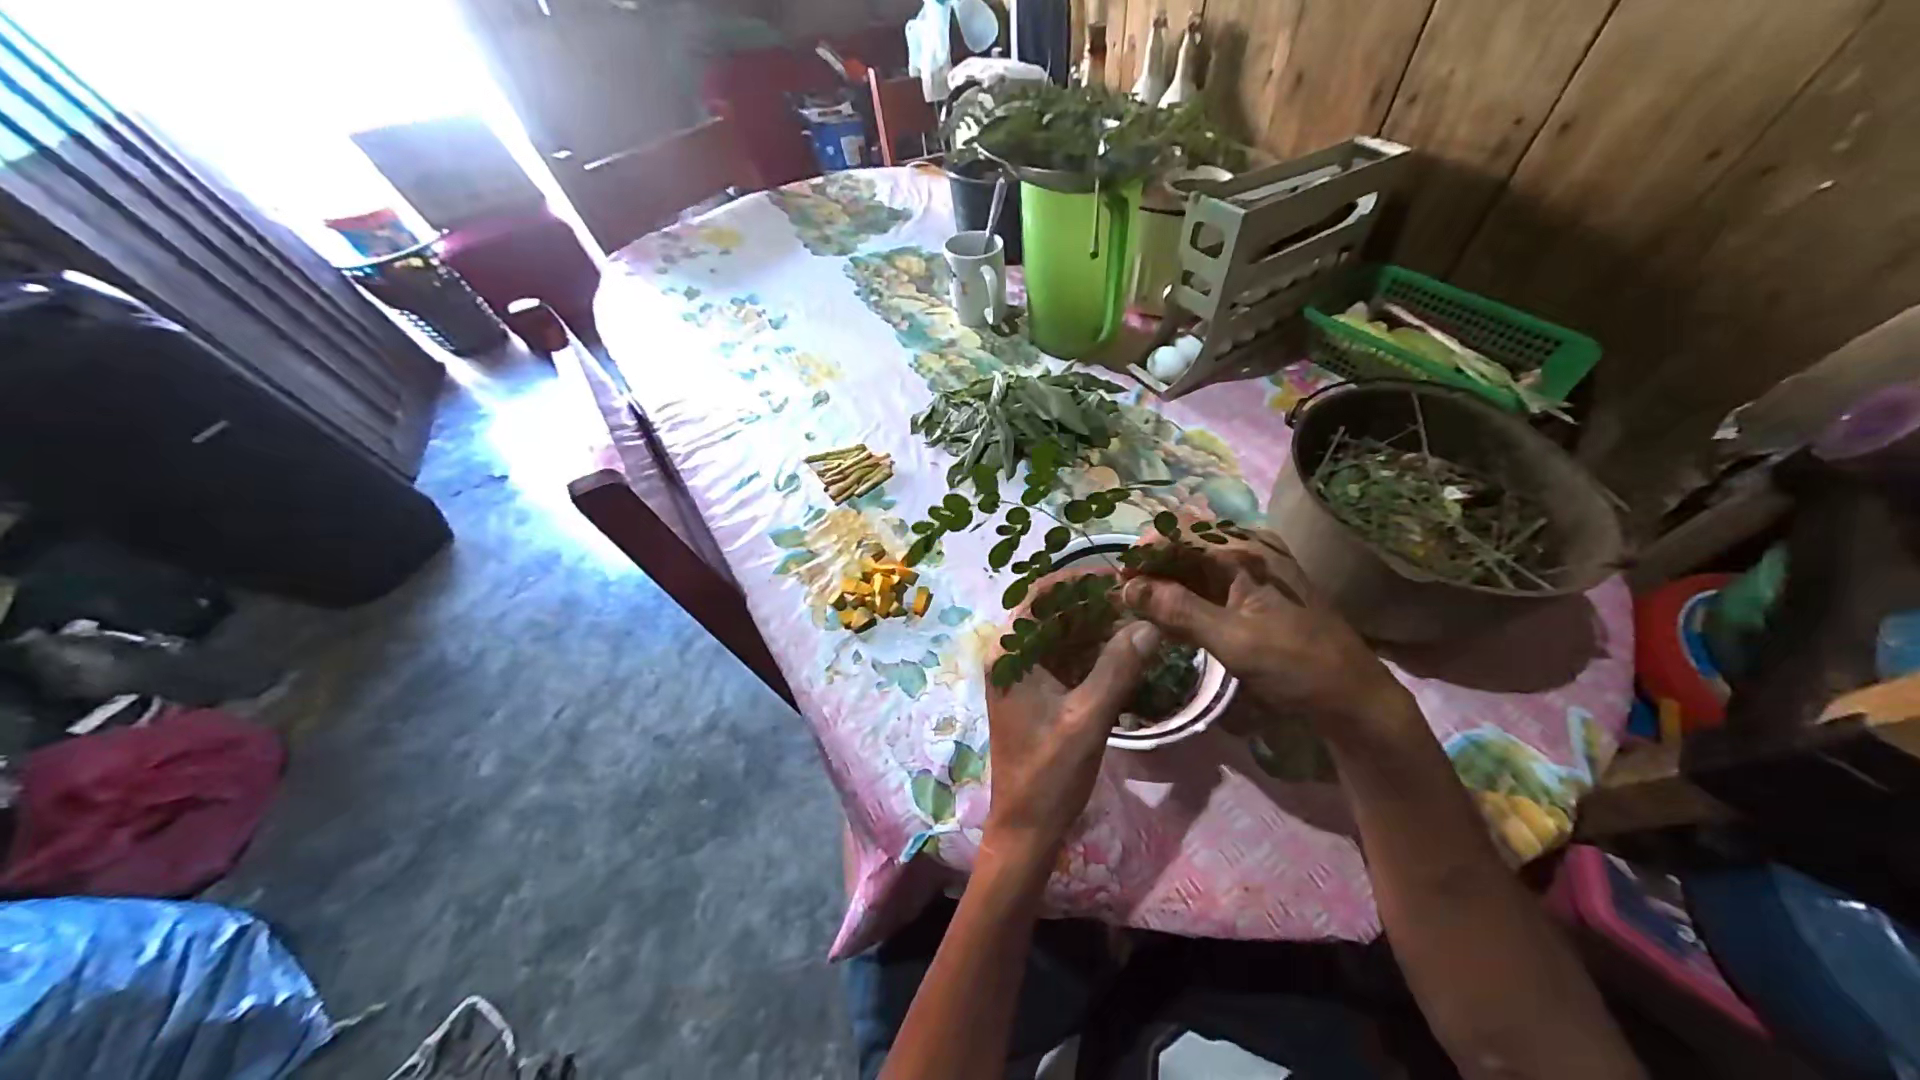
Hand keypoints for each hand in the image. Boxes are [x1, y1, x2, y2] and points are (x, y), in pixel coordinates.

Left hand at [982, 591, 1159, 858]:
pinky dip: (1094, 650)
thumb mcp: (1087, 719)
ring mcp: (1023, 673)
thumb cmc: (1049, 774)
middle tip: (1143, 601)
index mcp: (1010, 654)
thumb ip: (1117, 668)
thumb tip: (1150, 625)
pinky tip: (1127, 649)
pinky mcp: (1038, 691)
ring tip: (1142, 621)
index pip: (1041, 596)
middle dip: (1095, 603)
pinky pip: (1066, 657)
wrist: (1026, 827)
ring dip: (1098, 626)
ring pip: (1062, 633)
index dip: (1080, 581)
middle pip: (1053, 611)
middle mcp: (1011, 655)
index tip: (1122, 578)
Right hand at [1120, 528, 1412, 741]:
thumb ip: (1178, 610)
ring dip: (1163, 586)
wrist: (1351, 698)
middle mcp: (1248, 552)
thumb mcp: (1233, 639)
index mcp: (1247, 552)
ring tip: (1136, 611)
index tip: (1119, 580)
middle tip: (1124, 599)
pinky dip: (1182, 601)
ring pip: (1192, 568)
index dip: (1145, 551)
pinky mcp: (1252, 595)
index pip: (1181, 531)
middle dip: (1151, 568)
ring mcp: (1252, 574)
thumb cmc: (1296, 665)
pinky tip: (1165, 623)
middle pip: (1184, 546)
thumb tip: (1127, 587)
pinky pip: (1206, 588)